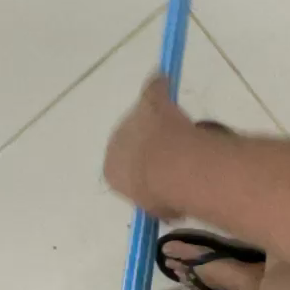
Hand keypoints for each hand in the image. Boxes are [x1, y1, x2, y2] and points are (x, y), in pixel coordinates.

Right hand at [103, 73, 194, 219]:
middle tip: (172, 155)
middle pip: (131, 141)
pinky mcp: (149, 102)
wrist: (171, 169)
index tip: (158, 175)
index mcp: (112, 171)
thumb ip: (158, 201)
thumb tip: (169, 205)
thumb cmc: (163, 194)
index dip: (142, 171)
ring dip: (157, 122)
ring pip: (142, 118)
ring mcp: (131, 120)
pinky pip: (153, 89)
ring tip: (177, 129)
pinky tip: (166, 81)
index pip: (123, 170)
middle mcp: (115, 143)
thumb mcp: (158, 208)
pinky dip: (160, 85)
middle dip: (149, 146)